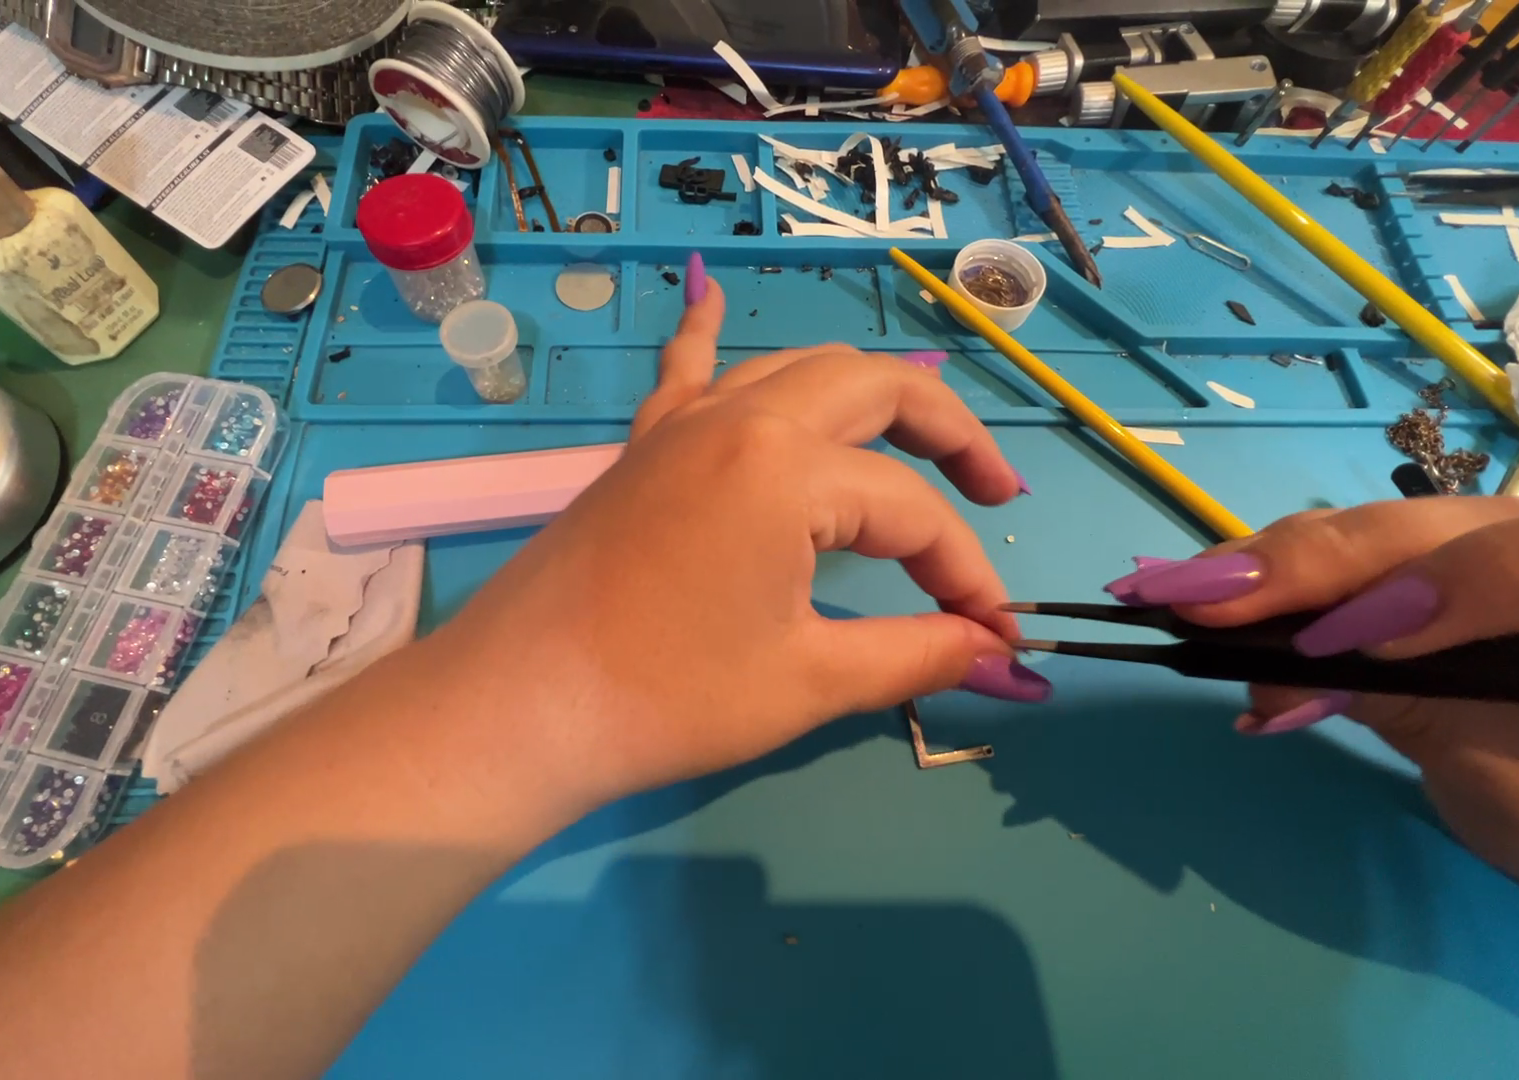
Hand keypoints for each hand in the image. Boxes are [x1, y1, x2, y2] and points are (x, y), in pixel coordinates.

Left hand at [416, 256, 1042, 809]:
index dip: (965, 575)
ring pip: (796, 369)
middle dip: (947, 436)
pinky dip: (712, 334)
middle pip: (875, 393)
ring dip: (865, 394)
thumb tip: (999, 652)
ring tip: (907, 439)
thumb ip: (918, 655)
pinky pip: (685, 370)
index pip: (913, 515)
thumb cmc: (665, 699)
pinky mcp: (643, 446)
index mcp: (788, 467)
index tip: (993, 634)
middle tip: (991, 491)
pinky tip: (714, 296)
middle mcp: (741, 417)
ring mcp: (683, 423)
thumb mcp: (809, 680)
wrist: (519, 707)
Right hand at [1109, 490, 1518, 994]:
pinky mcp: (1491, 571)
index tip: (1328, 647)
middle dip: (1315, 560)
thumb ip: (1440, 720)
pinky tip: (1232, 608)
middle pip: (1455, 523)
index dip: (1453, 585)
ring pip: (1404, 532)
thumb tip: (1292, 664)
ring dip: (1286, 567)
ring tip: (1186, 592)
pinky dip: (1304, 590)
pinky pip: (1388, 564)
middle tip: (1191, 592)